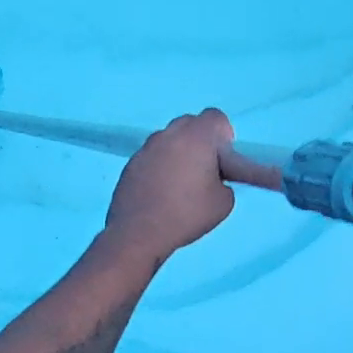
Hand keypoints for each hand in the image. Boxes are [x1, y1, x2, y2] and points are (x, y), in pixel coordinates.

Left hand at [102, 108, 236, 260]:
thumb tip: (212, 180)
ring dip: (175, 155)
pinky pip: (149, 159)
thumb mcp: (224, 202)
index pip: (216, 118)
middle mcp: (168, 134)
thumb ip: (223, 181)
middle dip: (198, 143)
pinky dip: (156, 169)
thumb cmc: (186, 215)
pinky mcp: (128, 165)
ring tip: (176, 186)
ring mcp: (145, 148)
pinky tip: (156, 194)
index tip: (220, 161)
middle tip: (201, 172)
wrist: (138, 234)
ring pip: (167, 142)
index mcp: (196, 135)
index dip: (222, 137)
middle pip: (189, 126)